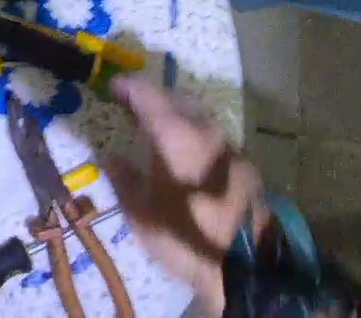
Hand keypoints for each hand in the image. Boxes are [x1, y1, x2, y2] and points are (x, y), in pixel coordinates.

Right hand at [106, 77, 267, 313]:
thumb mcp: (141, 213)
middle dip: (151, 97)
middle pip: (175, 99)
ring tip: (157, 130)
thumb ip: (123, 179)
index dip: (127, 86)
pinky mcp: (246, 167)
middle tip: (131, 107)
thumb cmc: (185, 236)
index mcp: (175, 134)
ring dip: (175, 115)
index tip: (111, 87)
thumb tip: (110, 158)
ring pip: (197, 116)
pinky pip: (212, 137)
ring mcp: (229, 147)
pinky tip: (185, 155)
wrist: (249, 273)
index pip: (147, 94)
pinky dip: (193, 134)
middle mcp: (204, 131)